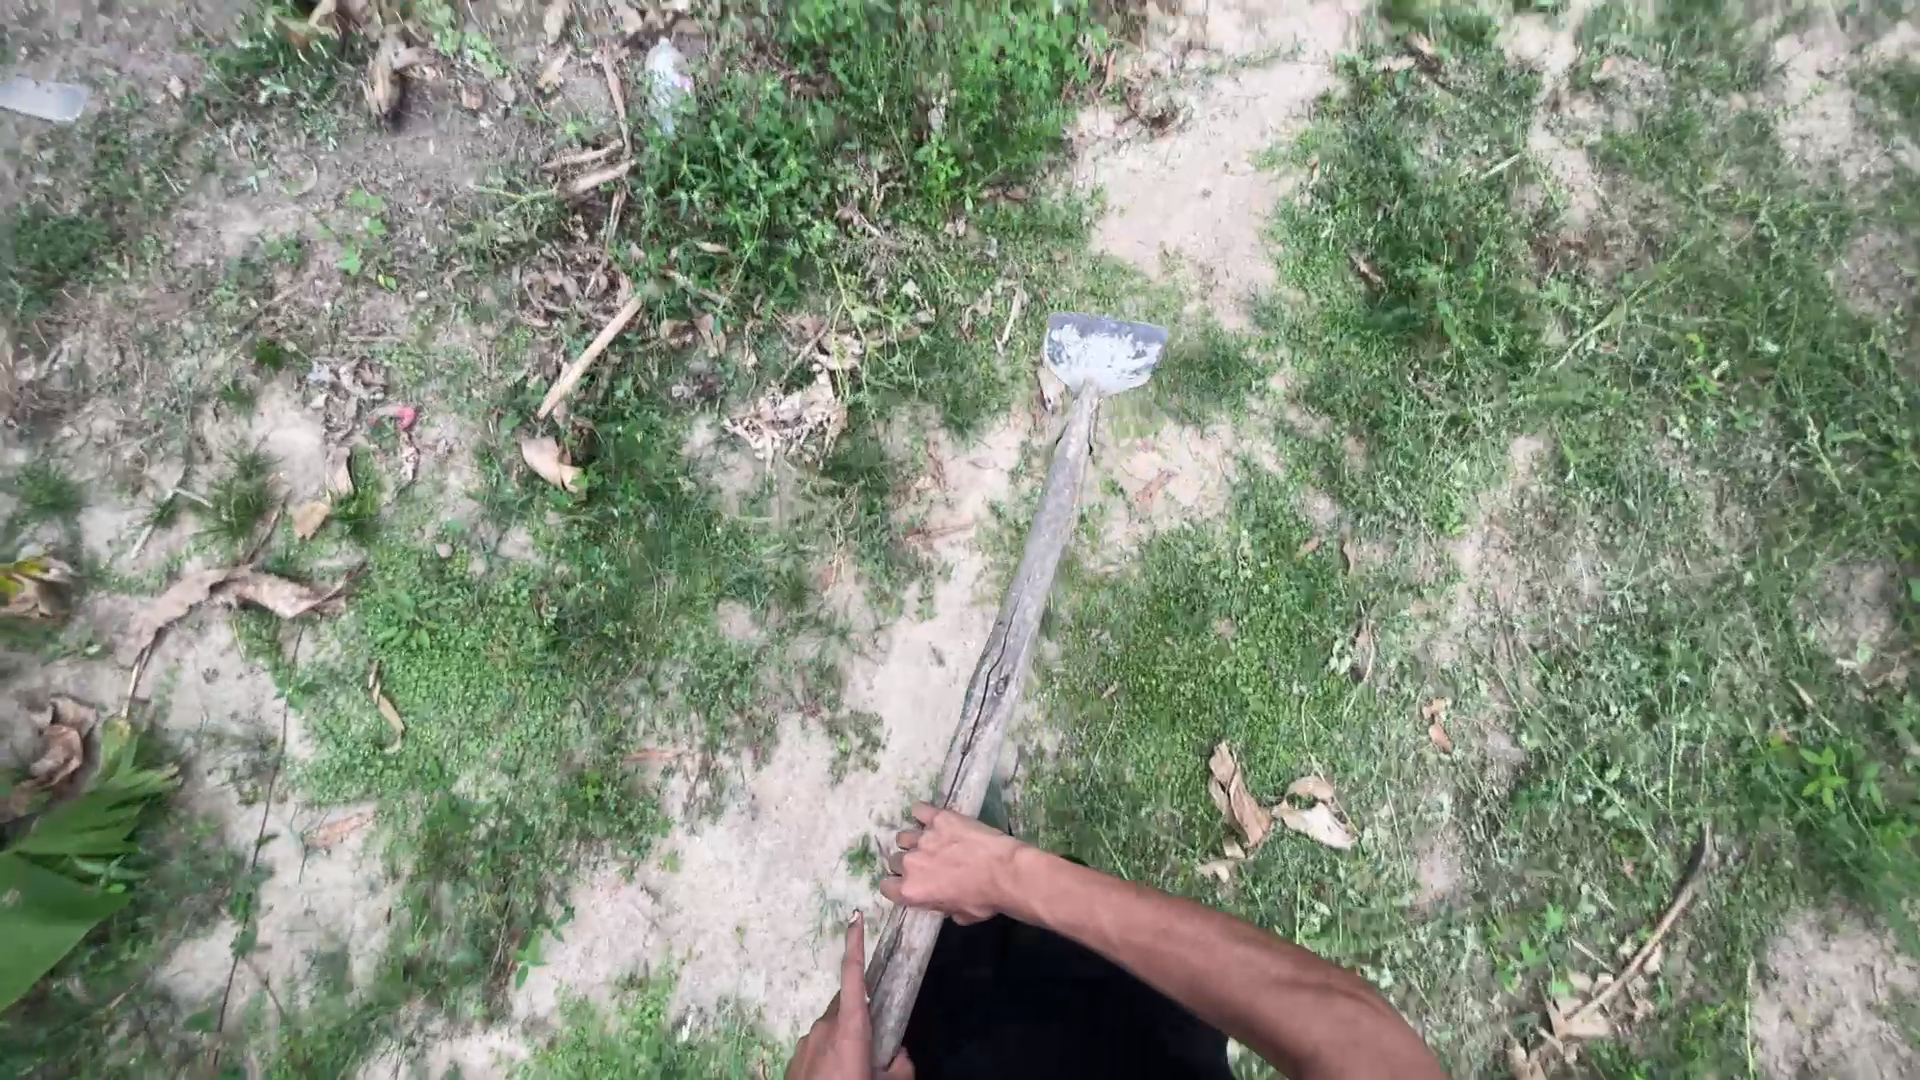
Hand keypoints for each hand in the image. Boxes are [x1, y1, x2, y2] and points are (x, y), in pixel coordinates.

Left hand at [785, 912, 913, 1079]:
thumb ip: (900, 1067)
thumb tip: (900, 1056)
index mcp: (850, 1028)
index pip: (852, 974)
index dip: (855, 943)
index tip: (855, 917)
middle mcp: (825, 1028)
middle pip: (847, 1009)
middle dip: (862, 1022)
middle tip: (875, 1053)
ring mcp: (806, 1044)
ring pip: (832, 1032)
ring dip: (844, 1045)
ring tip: (854, 1073)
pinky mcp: (794, 1062)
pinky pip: (817, 1050)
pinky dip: (828, 1061)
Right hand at [879, 802, 1028, 924]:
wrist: (1004, 872)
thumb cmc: (984, 899)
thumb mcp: (959, 914)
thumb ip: (941, 905)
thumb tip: (943, 899)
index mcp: (912, 891)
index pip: (886, 886)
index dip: (896, 884)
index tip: (908, 882)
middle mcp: (911, 863)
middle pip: (896, 860)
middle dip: (907, 862)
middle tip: (925, 863)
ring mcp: (924, 837)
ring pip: (904, 836)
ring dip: (913, 840)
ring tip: (929, 841)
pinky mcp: (939, 817)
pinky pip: (920, 810)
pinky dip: (922, 813)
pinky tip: (928, 816)